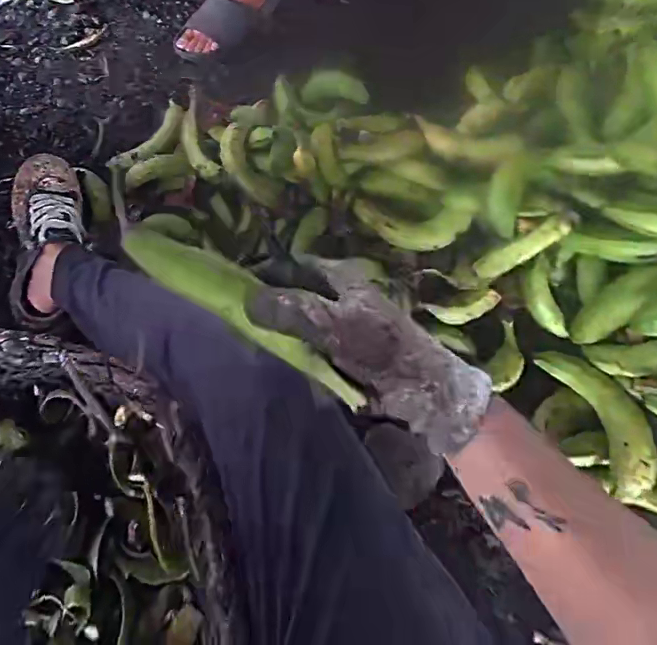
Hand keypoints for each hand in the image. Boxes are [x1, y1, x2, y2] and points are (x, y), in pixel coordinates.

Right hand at [247, 258, 493, 455]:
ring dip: (275, 329)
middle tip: (234, 314)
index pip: (290, 264)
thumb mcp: (333, 324)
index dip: (263, 271)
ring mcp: (336, 324)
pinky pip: (304, 346)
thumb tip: (246, 298)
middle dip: (265, 302)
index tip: (233, 284)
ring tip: (244, 337)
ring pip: (295, 320)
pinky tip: (270, 358)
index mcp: (337, 275)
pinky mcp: (338, 351)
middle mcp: (335, 294)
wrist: (423, 394)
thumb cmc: (381, 348)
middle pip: (290, 291)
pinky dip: (288, 350)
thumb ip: (291, 309)